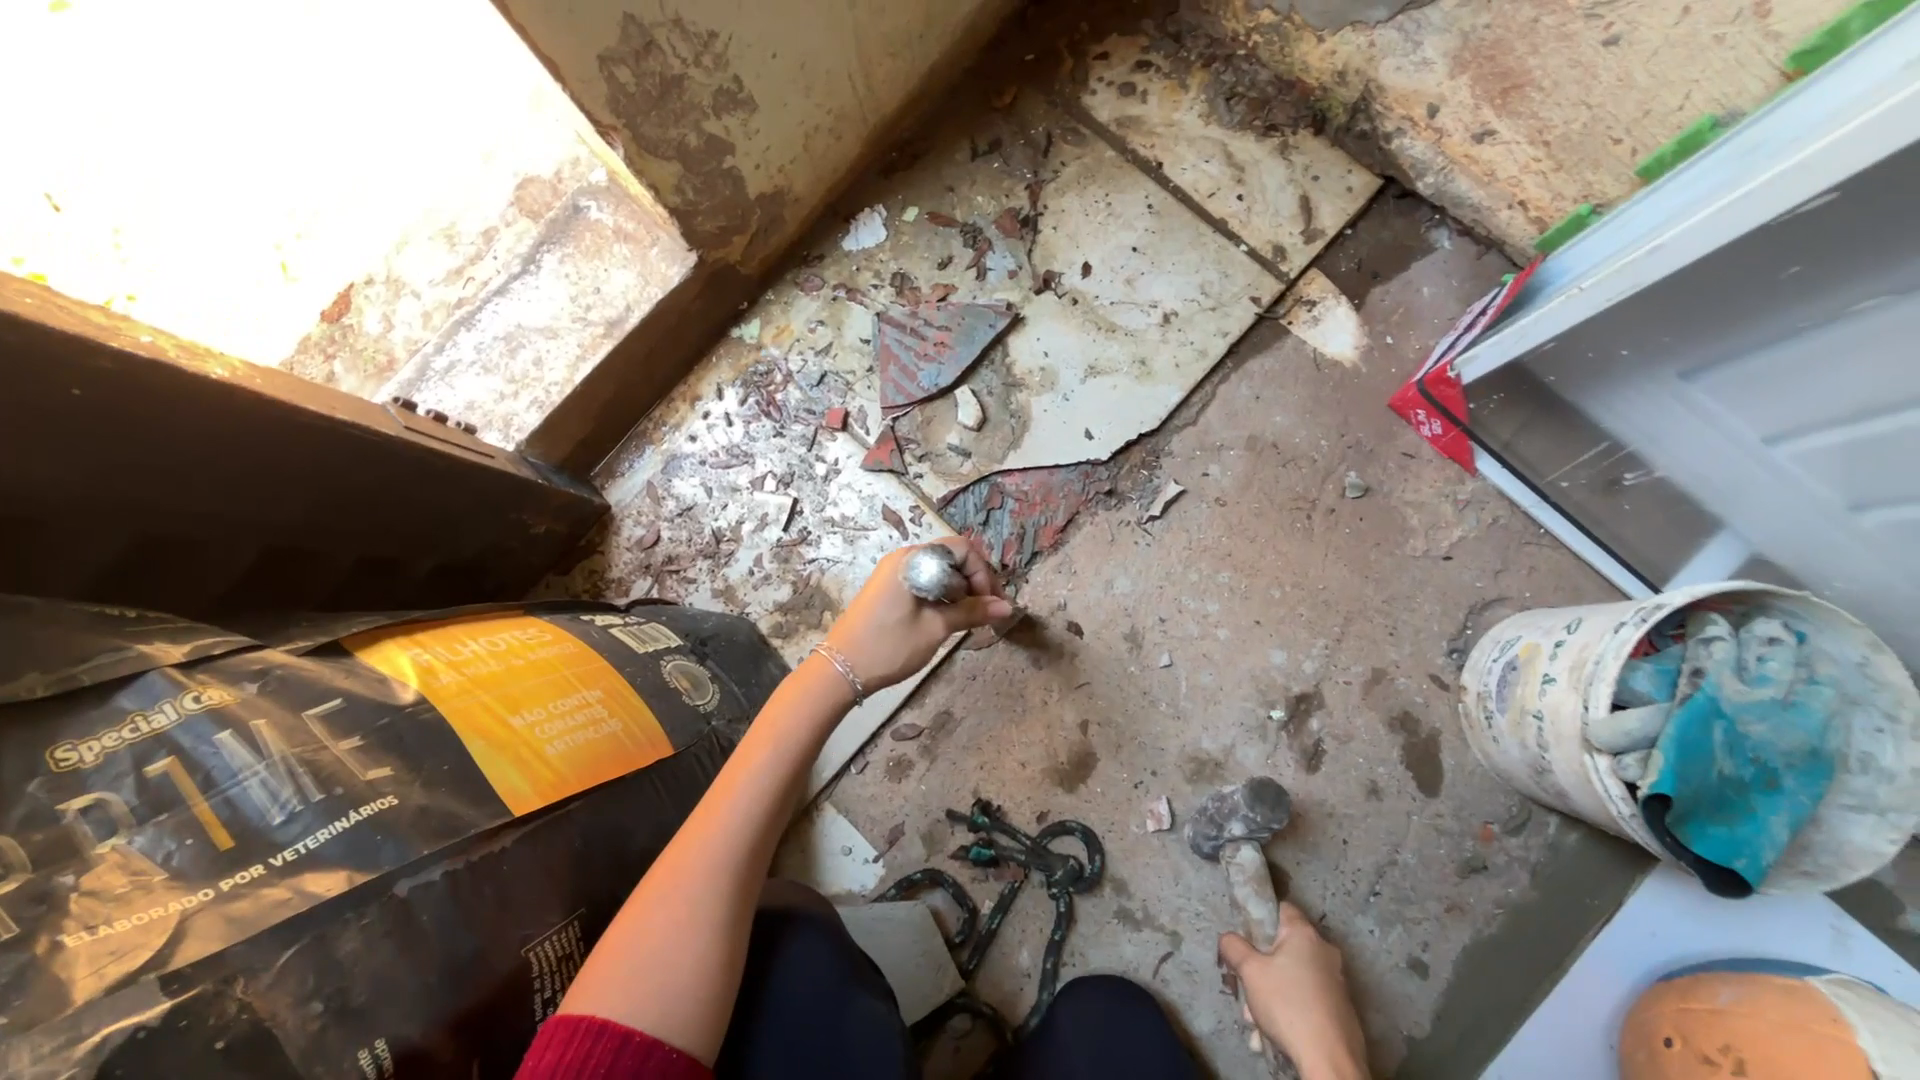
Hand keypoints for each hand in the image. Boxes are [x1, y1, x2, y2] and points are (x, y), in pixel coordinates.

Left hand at [823, 537, 1012, 693]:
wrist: (841, 668)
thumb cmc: (889, 646)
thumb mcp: (935, 629)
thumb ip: (972, 612)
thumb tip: (1007, 607)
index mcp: (913, 560)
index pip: (962, 548)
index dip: (983, 573)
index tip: (990, 602)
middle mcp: (903, 558)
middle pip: (951, 557)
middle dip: (974, 581)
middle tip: (986, 612)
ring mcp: (893, 572)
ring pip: (939, 570)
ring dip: (959, 590)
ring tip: (969, 619)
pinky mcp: (889, 588)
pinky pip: (924, 581)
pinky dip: (942, 595)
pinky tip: (947, 617)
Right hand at [1219, 904, 1369, 1079]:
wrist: (1329, 1059)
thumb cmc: (1287, 1005)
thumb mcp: (1249, 972)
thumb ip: (1233, 947)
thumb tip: (1228, 938)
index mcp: (1304, 934)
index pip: (1281, 908)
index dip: (1260, 917)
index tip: (1245, 936)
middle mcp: (1325, 951)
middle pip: (1284, 947)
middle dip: (1261, 966)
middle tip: (1246, 985)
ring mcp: (1336, 980)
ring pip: (1293, 976)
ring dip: (1271, 992)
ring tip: (1257, 1018)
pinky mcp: (1341, 1007)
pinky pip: (1306, 998)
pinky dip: (1290, 1008)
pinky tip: (1276, 1031)